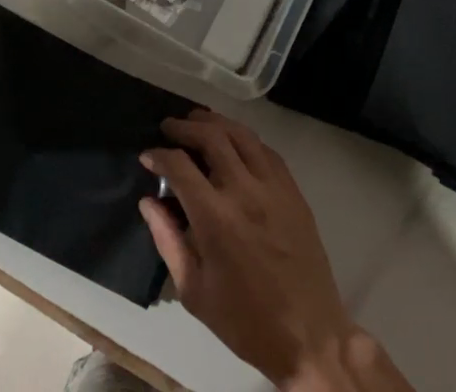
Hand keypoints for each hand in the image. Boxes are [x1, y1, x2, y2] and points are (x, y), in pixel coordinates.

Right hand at [140, 110, 411, 391]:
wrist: (309, 335)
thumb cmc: (244, 320)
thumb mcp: (193, 290)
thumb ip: (167, 240)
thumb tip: (148, 202)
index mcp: (215, 218)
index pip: (180, 165)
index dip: (159, 155)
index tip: (146, 156)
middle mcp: (245, 192)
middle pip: (212, 136)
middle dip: (185, 126)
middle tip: (168, 127)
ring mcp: (275, 189)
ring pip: (243, 135)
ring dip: (216, 122)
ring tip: (196, 121)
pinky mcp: (294, 193)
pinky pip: (267, 151)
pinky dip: (245, 139)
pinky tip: (233, 142)